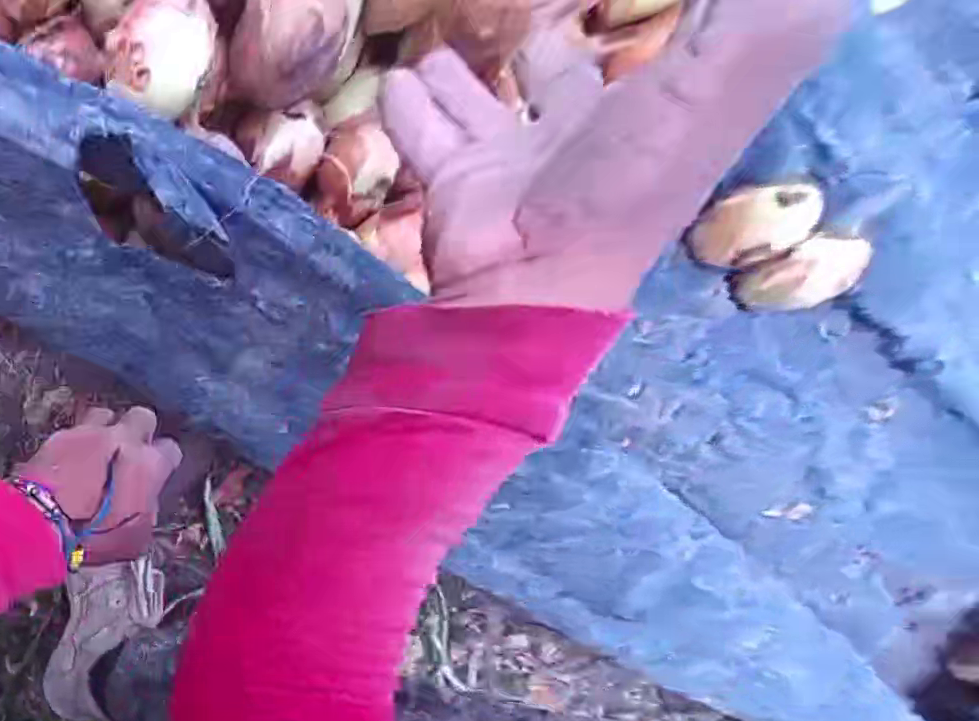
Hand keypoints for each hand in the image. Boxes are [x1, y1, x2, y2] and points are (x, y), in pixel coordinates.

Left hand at [14, 406, 182, 565]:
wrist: (40, 521)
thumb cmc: (91, 536)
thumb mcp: (134, 537)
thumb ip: (147, 510)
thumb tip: (146, 501)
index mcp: (149, 464)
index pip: (170, 450)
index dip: (163, 462)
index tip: (155, 473)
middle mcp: (124, 438)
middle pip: (142, 417)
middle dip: (139, 430)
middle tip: (129, 453)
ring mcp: (88, 432)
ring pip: (105, 414)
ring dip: (104, 429)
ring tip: (97, 451)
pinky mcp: (57, 436)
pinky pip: (74, 430)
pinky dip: (75, 442)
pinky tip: (69, 460)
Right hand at [383, 0, 848, 310]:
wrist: (538, 273)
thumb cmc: (643, 170)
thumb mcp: (749, 52)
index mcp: (660, 99)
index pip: (664, 29)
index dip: (654, 6)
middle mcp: (580, 129)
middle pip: (559, 76)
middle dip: (545, 47)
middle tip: (527, 18)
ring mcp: (508, 160)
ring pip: (479, 103)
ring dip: (460, 79)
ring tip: (437, 52)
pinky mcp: (455, 181)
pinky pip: (425, 134)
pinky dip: (407, 110)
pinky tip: (390, 82)